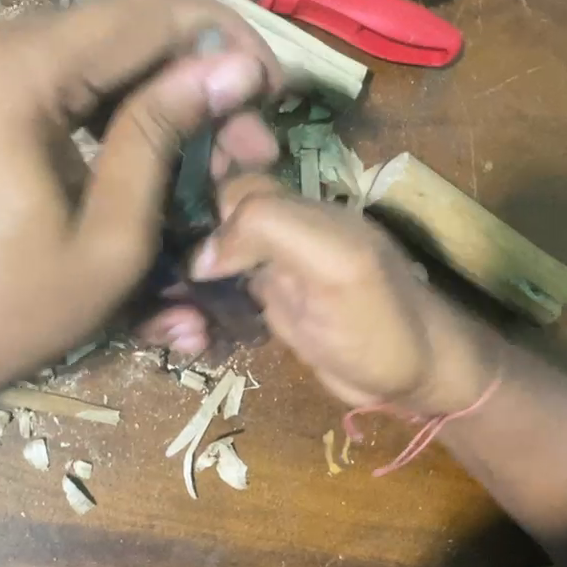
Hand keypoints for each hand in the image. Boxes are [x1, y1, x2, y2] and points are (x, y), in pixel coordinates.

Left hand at [0, 0, 282, 407]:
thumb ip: (164, 137)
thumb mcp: (111, 237)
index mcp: (12, 72)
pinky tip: (158, 144)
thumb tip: (235, 66)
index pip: (146, 17)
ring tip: (217, 149)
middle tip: (250, 139)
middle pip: (122, 29)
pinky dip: (115, 106)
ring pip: (97, 51)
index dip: (224, 43)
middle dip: (197, 76)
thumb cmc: (15, 310)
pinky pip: (62, 75)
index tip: (274, 89)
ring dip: (162, 93)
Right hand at [154, 174, 502, 414]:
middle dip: (180, 243)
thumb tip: (200, 252)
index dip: (196, 203)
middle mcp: (280, 230)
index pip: (228, 187)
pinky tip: (183, 323)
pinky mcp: (271, 305)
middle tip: (150, 283)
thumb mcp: (333, 262)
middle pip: (212, 220)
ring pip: (213, 256)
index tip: (153, 237)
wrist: (416, 379)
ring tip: (162, 311)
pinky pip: (225, 291)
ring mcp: (273, 270)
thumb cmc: (379, 321)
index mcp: (296, 207)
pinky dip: (201, 304)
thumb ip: (270, 230)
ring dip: (184, 278)